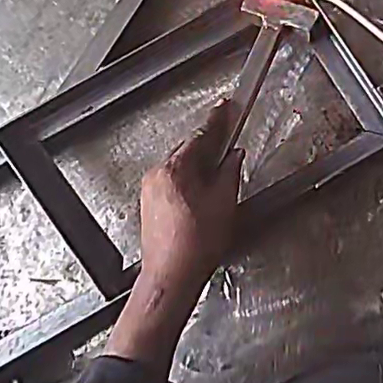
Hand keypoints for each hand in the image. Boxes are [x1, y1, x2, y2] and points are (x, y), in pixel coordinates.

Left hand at [107, 100, 242, 370]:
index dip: (217, 121)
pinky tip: (202, 192)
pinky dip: (187, 180)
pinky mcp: (149, 204)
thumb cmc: (196, 243)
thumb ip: (229, 173)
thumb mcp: (224, 203)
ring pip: (179, 167)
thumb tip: (234, 156)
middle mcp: (158, 175)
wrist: (171, 275)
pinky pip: (171, 181)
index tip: (225, 107)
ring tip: (219, 174)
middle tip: (229, 143)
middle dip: (208, 147)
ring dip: (198, 166)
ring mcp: (150, 189)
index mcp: (175, 170)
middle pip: (187, 151)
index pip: (200, 138)